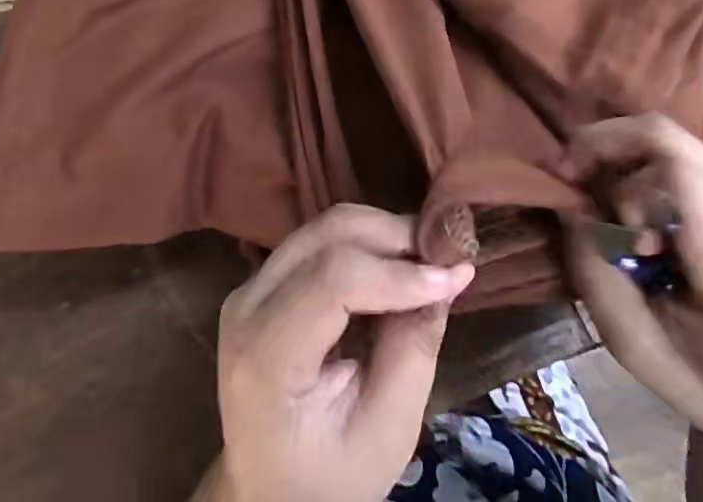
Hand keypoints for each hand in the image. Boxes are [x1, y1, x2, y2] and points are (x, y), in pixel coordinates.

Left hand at [195, 204, 475, 501]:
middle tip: (447, 258)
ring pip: (325, 227)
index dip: (398, 270)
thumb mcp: (385, 432)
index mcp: (265, 357)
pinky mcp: (264, 279)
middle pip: (326, 237)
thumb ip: (413, 349)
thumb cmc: (329, 475)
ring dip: (383, 233)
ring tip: (429, 261)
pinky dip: (366, 241)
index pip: (332, 280)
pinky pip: (319, 240)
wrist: (271, 487)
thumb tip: (448, 274)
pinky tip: (399, 263)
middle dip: (394, 237)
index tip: (455, 275)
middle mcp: (246, 306)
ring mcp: (250, 287)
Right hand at [562, 115, 702, 500]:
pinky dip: (655, 184)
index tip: (565, 174)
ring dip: (633, 175)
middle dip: (611, 151)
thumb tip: (569, 206)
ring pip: (683, 153)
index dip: (608, 143)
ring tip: (624, 232)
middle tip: (578, 189)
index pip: (675, 158)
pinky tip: (649, 232)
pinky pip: (697, 172)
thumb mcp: (637, 349)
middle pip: (675, 142)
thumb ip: (596, 273)